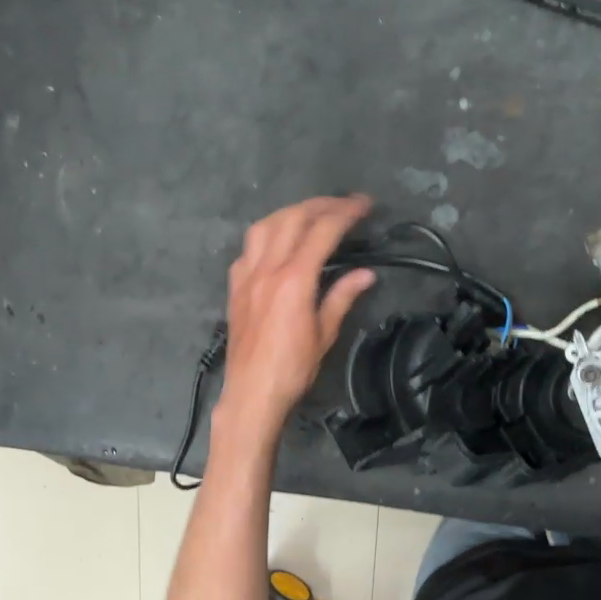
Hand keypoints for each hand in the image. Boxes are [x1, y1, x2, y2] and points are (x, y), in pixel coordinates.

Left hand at [217, 195, 377, 436]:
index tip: (365, 205)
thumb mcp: (324, 335)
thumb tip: (366, 274)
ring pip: (264, 226)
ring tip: (309, 215)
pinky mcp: (234, 289)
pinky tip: (276, 244)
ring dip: (289, 213)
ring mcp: (246, 277)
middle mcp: (267, 269)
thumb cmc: (292, 370)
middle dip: (320, 205)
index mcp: (294, 280)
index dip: (346, 212)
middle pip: (292, 218)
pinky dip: (265, 236)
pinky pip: (247, 250)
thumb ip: (342, 298)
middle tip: (343, 206)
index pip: (322, 231)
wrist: (252, 394)